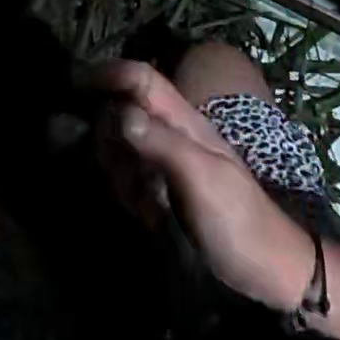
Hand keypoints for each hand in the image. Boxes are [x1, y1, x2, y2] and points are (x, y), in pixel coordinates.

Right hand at [94, 60, 313, 310]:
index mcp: (184, 119)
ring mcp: (168, 162)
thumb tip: (119, 112)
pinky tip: (152, 217)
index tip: (74, 82)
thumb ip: (161, 142)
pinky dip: (131, 196)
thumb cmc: (237, 218)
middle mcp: (173, 133)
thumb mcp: (200, 177)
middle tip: (132, 176)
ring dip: (123, 176)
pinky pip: (130, 180)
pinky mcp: (165, 190)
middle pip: (121, 113)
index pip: (142, 79)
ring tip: (151, 205)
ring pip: (121, 149)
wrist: (265, 267)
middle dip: (112, 141)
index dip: (110, 73)